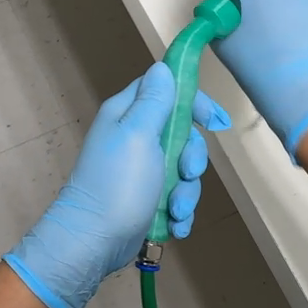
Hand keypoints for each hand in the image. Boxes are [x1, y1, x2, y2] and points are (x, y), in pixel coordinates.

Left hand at [4, 62, 228, 307]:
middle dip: (191, 157)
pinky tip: (175, 225)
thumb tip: (162, 66)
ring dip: (186, 192)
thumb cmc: (116, 182)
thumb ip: (154, 100)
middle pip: (181, 133)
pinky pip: (175, 197)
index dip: (192, 102)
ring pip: (182, 169)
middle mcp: (133, 137)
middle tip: (186, 172)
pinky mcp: (146, 198)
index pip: (165, 90)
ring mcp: (140, 170)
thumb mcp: (138, 133)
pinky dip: (179, 212)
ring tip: (175, 211)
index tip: (214, 121)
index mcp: (127, 114)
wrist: (93, 241)